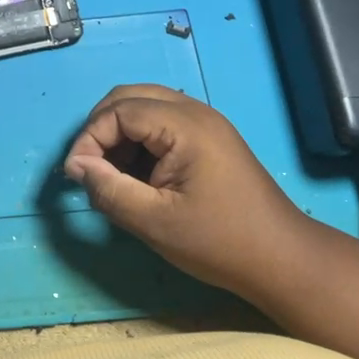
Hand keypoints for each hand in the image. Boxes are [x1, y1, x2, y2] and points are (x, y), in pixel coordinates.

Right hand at [63, 85, 308, 293]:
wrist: (282, 261)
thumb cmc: (218, 242)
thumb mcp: (154, 221)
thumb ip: (109, 190)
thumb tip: (76, 167)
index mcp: (186, 126)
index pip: (118, 111)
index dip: (89, 138)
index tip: (76, 175)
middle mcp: (195, 113)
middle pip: (128, 98)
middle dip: (100, 129)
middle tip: (89, 168)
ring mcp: (204, 124)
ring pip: (143, 108)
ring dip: (118, 135)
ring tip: (110, 175)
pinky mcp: (207, 140)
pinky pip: (159, 124)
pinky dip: (137, 142)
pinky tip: (135, 177)